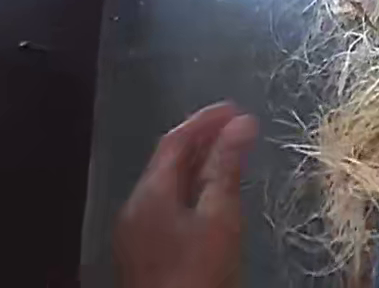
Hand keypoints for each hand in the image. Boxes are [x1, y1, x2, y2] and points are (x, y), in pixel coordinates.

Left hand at [116, 102, 258, 287]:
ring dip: (199, 163)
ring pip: (168, 183)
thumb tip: (243, 120)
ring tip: (232, 151)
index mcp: (148, 194)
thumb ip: (227, 165)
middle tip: (238, 126)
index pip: (175, 141)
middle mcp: (135, 208)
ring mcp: (136, 234)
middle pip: (169, 160)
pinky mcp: (144, 255)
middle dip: (203, 138)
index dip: (206, 119)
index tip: (237, 107)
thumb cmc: (199, 275)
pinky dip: (192, 188)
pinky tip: (214, 192)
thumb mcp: (220, 217)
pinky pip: (168, 205)